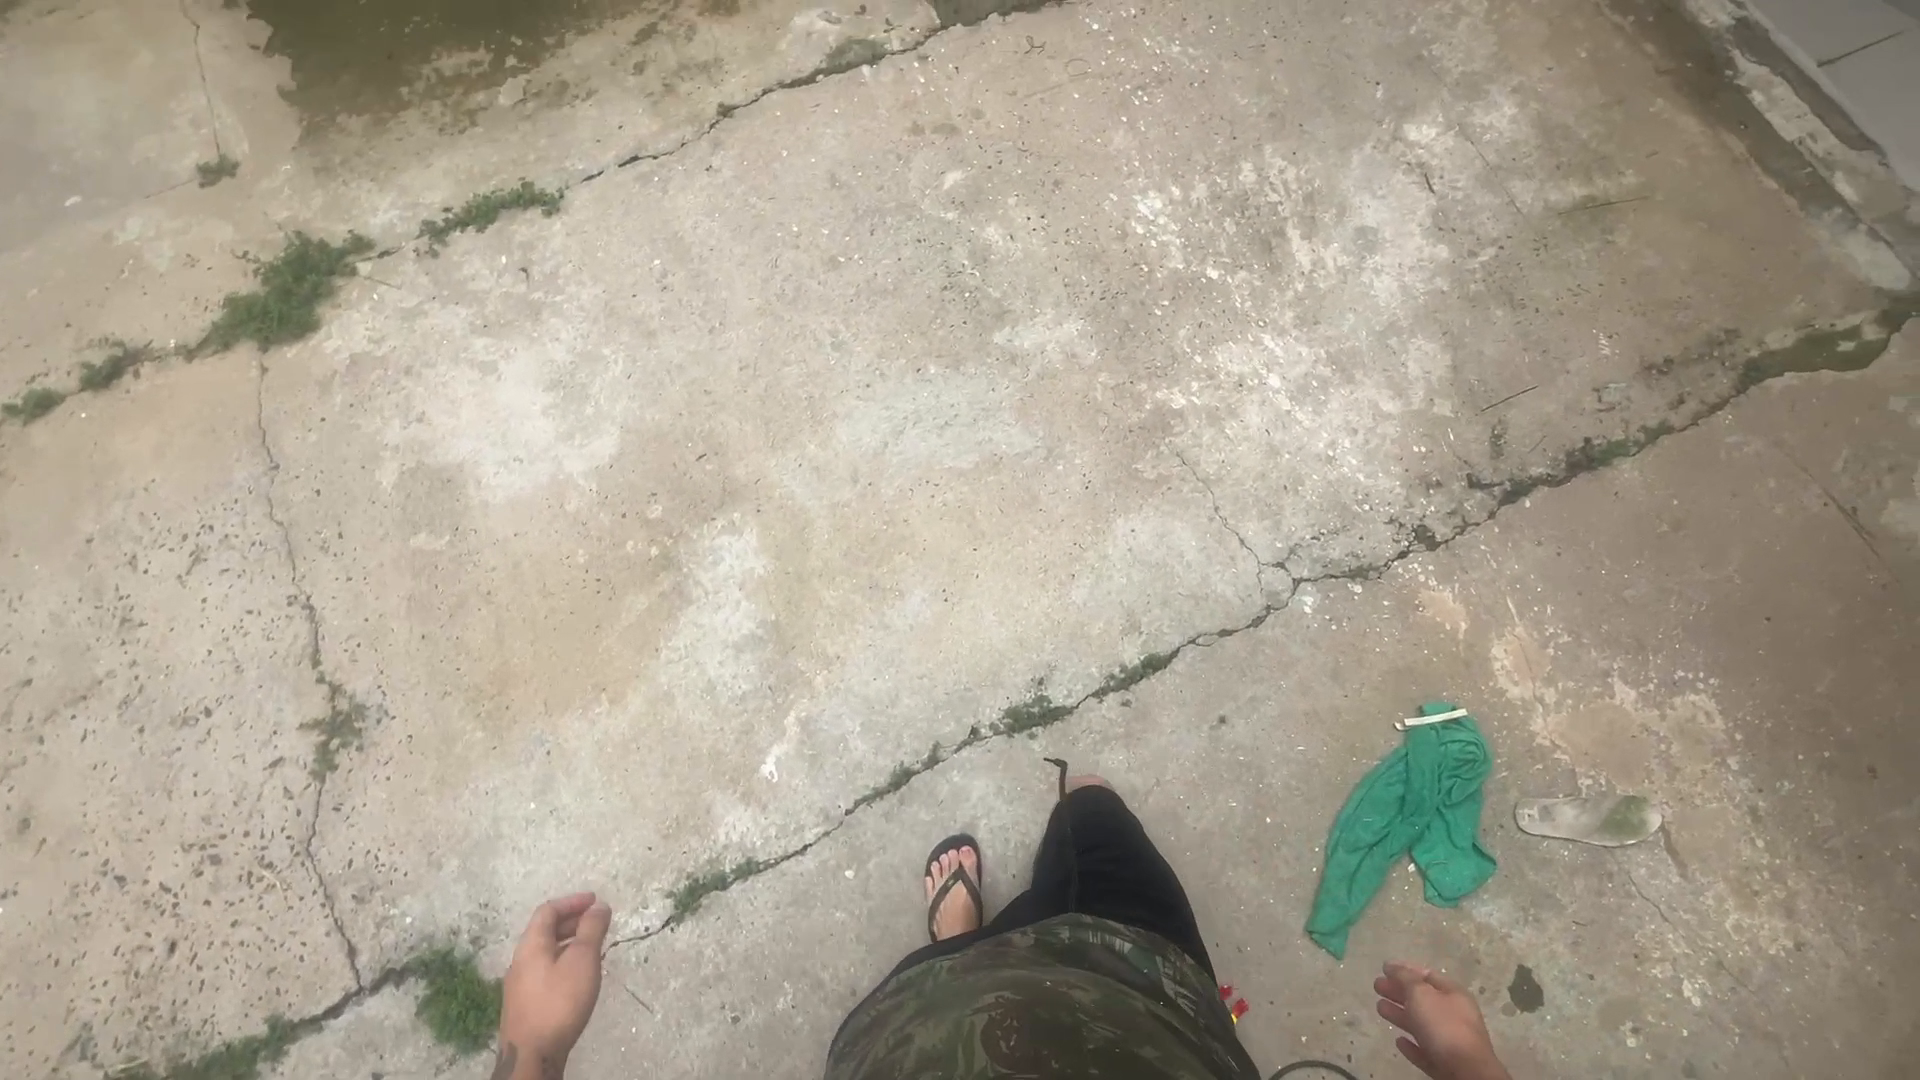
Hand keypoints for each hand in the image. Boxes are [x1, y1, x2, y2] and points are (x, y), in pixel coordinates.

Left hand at [495, 893, 611, 1079]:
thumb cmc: (559, 1002)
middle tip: (599, 922)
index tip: (596, 901)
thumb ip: (592, 929)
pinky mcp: (525, 1005)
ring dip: (570, 942)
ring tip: (595, 947)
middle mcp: (520, 962)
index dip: (572, 901)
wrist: (531, 1057)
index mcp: (531, 946)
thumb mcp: (583, 959)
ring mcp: (520, 986)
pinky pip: (546, 970)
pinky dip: (565, 961)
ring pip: (546, 952)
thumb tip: (599, 907)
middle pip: (545, 931)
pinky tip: (580, 976)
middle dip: (573, 921)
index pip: (548, 911)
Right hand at [1373, 962, 1511, 1079]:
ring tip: (1379, 1008)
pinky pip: (1424, 1049)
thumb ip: (1405, 978)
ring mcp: (1450, 1042)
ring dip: (1400, 1015)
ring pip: (1421, 1024)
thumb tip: (1392, 966)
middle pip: (1422, 999)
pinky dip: (1411, 1044)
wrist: (1467, 1073)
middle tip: (1377, 986)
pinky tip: (1399, 1041)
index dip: (1405, 969)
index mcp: (1454, 995)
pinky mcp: (1444, 1063)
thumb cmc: (1443, 1026)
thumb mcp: (1420, 993)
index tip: (1384, 968)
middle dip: (1399, 991)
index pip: (1427, 975)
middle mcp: (1454, 1016)